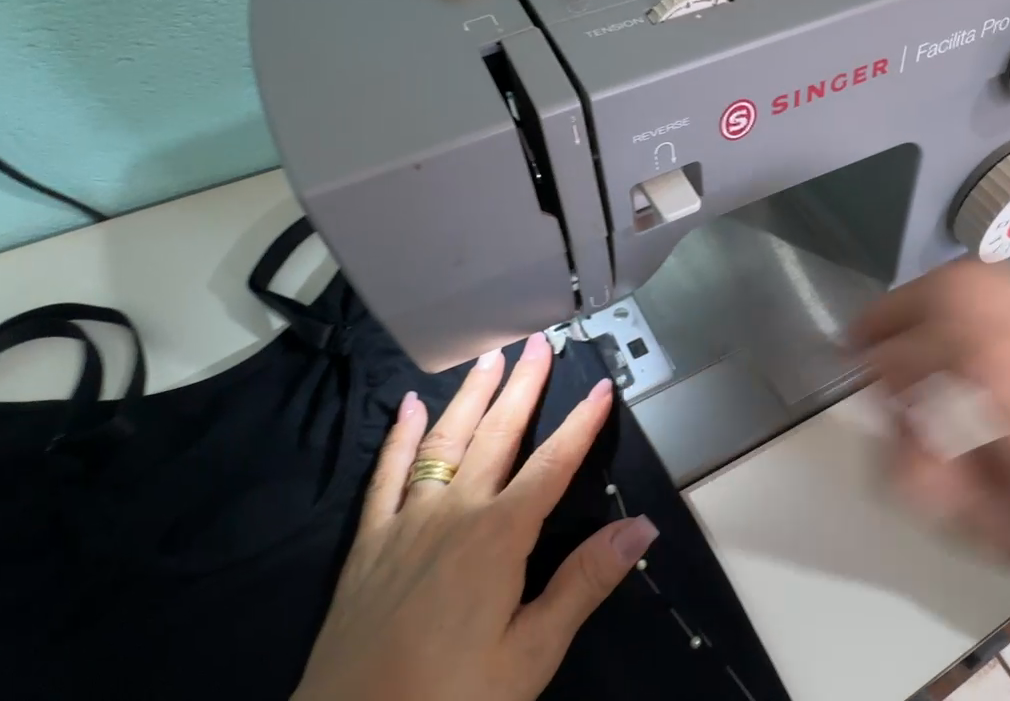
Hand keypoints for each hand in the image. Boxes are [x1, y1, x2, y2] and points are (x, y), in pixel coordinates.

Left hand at [293, 334, 657, 700]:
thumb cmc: (452, 700)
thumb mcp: (531, 654)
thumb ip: (584, 582)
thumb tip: (641, 527)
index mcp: (500, 536)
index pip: (553, 464)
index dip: (581, 424)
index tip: (602, 387)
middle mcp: (455, 512)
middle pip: (497, 434)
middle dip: (523, 386)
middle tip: (539, 343)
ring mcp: (407, 521)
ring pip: (445, 441)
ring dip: (471, 396)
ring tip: (491, 358)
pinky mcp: (369, 541)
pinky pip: (387, 474)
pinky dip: (401, 435)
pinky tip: (410, 407)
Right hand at [858, 263, 1009, 700]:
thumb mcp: (980, 528)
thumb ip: (920, 474)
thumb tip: (889, 416)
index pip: (963, 349)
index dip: (901, 357)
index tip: (866, 376)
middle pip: (963, 290)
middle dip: (900, 309)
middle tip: (867, 344)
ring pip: (975, 275)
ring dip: (922, 299)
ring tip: (898, 337)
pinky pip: (989, 283)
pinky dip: (948, 298)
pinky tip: (937, 334)